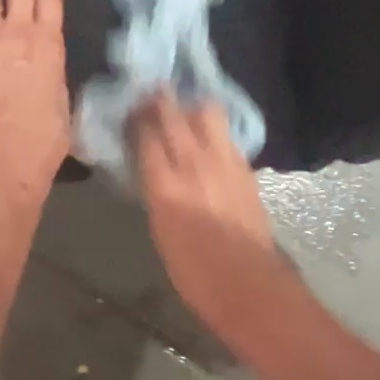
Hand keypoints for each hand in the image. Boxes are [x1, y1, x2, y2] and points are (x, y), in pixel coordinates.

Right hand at [132, 92, 290, 327]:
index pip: (146, 135)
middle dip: (160, 99)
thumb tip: (149, 167)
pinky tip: (207, 132)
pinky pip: (225, 132)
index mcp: (166, 186)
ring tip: (183, 107)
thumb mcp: (161, 232)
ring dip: (191, 105)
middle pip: (174, 114)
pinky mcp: (245, 167)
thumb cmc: (196, 273)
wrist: (251, 287)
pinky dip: (212, 125)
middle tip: (151, 92)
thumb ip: (155, 191)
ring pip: (206, 112)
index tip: (129, 106)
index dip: (136, 117)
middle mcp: (194, 164)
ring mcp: (224, 161)